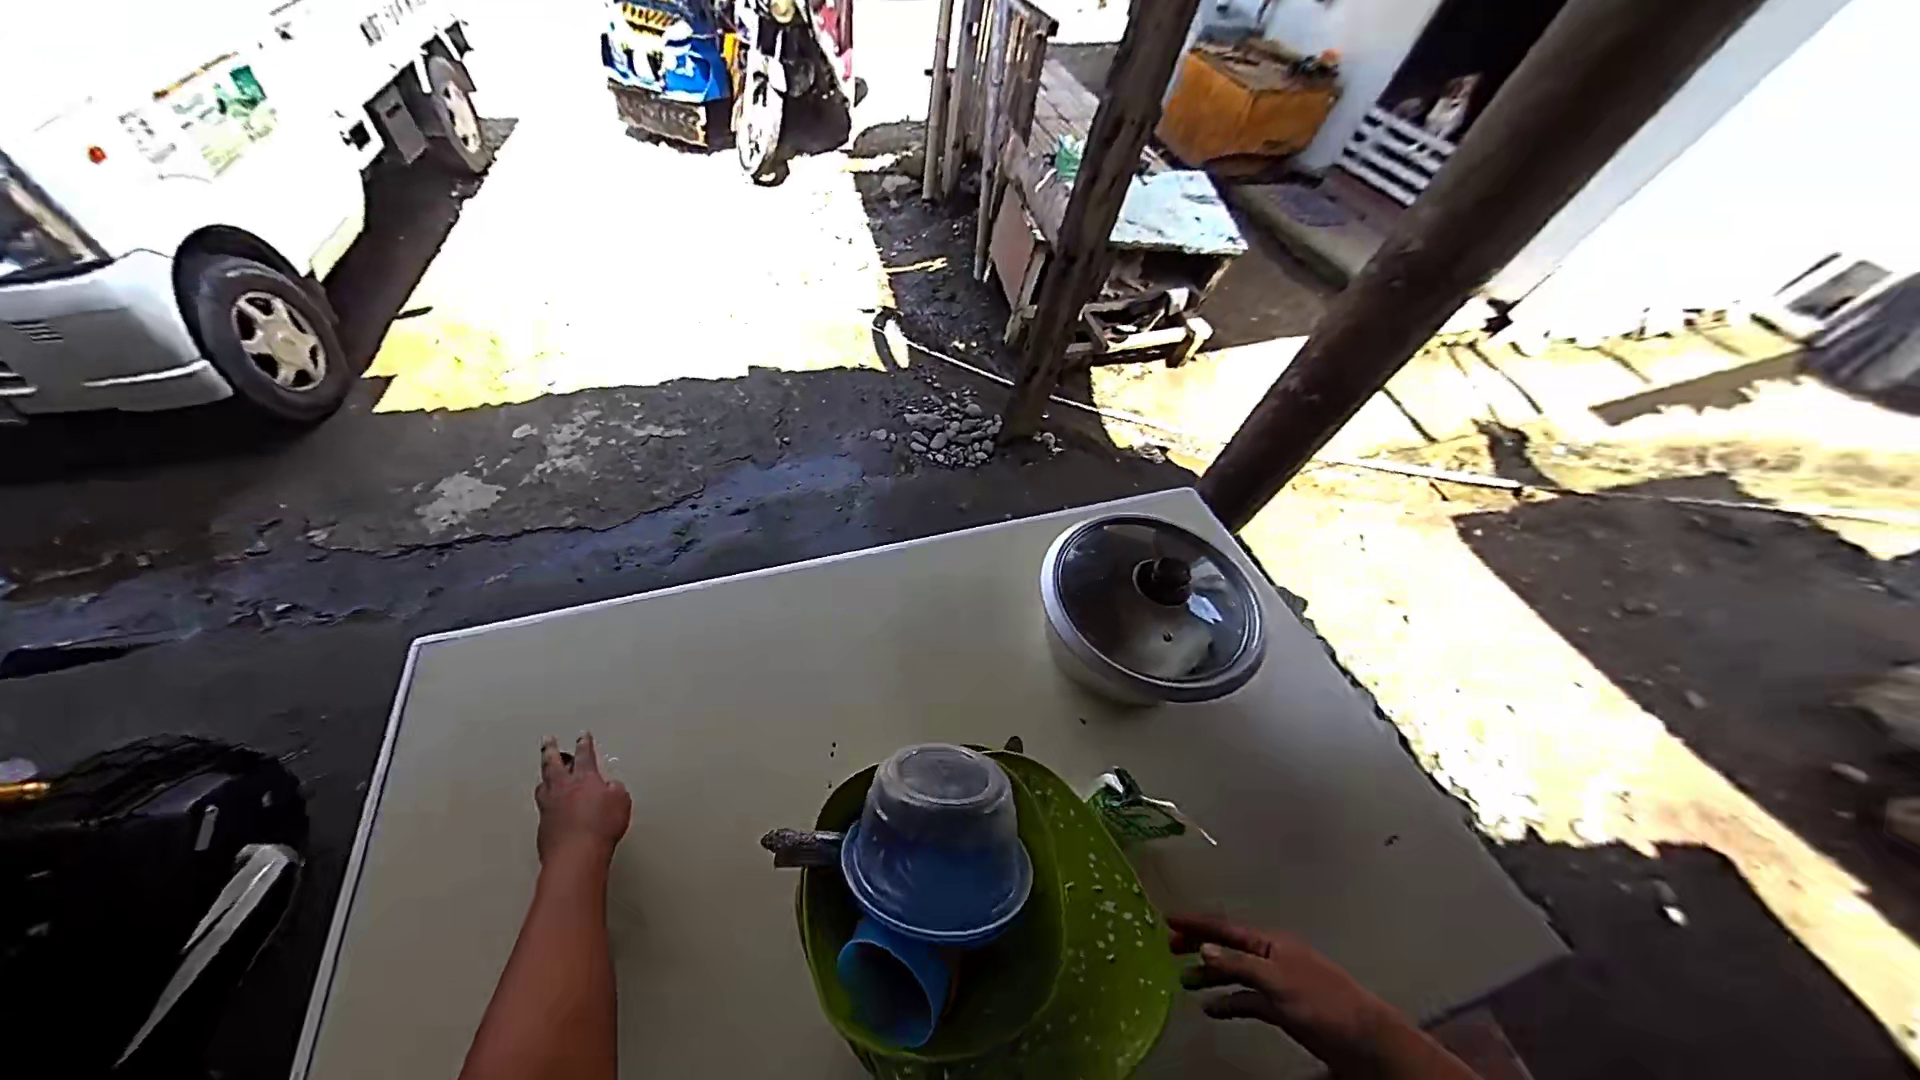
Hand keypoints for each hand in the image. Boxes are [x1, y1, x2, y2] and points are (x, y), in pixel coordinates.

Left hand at [536, 733, 630, 865]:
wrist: (577, 854)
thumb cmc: (600, 828)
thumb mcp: (621, 801)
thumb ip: (616, 789)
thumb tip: (612, 788)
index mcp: (585, 778)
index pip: (584, 754)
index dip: (584, 743)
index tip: (583, 736)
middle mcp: (564, 788)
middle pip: (553, 762)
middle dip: (551, 749)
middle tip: (548, 740)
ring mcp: (550, 806)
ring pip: (543, 782)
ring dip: (544, 773)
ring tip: (544, 768)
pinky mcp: (543, 824)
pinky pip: (542, 803)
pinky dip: (545, 796)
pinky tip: (548, 799)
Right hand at [1169, 913, 1393, 1068]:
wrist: (1367, 1043)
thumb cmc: (1323, 1002)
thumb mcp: (1278, 980)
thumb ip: (1239, 964)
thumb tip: (1204, 948)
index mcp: (1268, 942)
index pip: (1224, 928)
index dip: (1195, 923)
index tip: (1167, 918)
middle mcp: (1268, 957)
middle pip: (1226, 946)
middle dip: (1198, 944)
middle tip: (1169, 947)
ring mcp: (1275, 983)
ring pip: (1233, 972)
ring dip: (1209, 974)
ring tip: (1182, 980)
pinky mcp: (1281, 1008)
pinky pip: (1246, 1000)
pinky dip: (1227, 1002)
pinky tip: (1211, 1008)